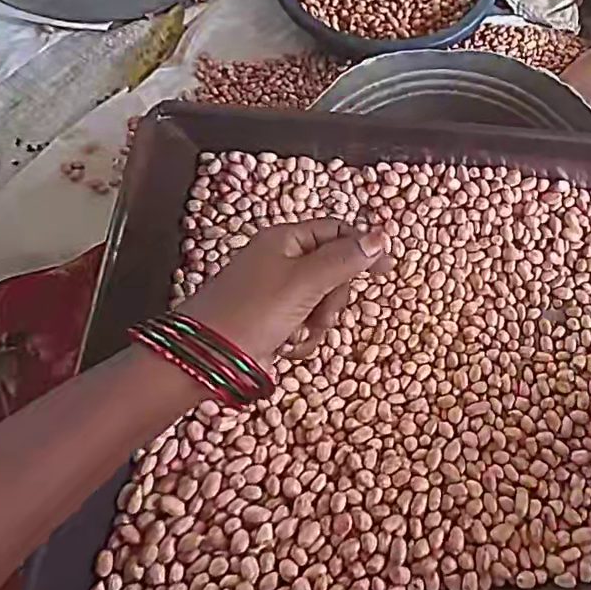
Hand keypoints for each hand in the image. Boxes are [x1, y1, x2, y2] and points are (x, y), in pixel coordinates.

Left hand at [178, 219, 392, 365]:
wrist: (204, 358)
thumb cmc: (251, 312)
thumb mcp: (304, 283)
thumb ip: (343, 260)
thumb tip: (379, 237)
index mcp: (285, 240)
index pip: (336, 231)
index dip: (363, 248)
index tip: (386, 270)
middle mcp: (281, 260)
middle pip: (333, 270)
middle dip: (333, 298)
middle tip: (321, 314)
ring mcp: (277, 291)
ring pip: (322, 301)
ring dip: (319, 322)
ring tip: (299, 334)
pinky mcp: (273, 318)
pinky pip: (306, 323)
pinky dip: (304, 338)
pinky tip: (288, 347)